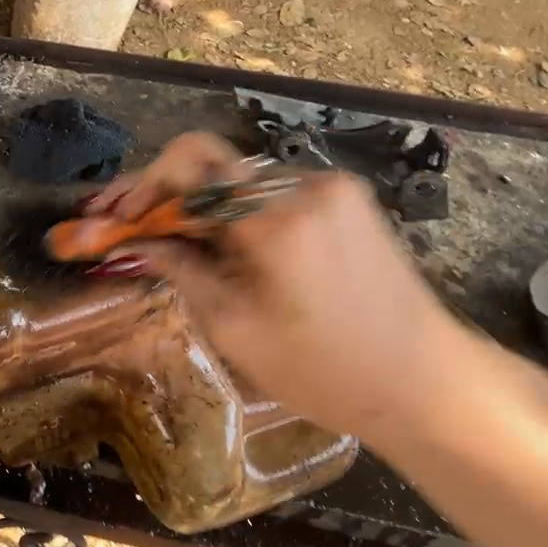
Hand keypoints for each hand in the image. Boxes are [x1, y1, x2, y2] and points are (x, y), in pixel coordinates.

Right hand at [85, 132, 469, 439]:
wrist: (432, 386)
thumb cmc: (326, 371)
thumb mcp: (235, 328)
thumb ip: (182, 269)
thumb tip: (138, 240)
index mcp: (275, 220)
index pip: (189, 160)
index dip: (142, 182)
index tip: (115, 216)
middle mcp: (304, 187)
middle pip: (210, 165)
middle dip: (160, 193)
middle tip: (123, 222)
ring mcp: (330, 188)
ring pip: (236, 177)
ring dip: (195, 202)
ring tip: (165, 237)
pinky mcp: (346, 199)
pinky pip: (268, 191)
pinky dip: (232, 209)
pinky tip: (216, 240)